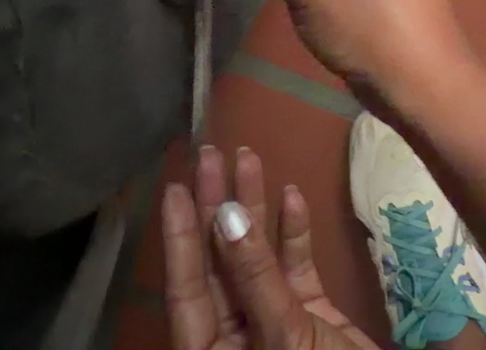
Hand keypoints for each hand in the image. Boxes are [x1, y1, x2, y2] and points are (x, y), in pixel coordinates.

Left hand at [164, 146, 380, 349]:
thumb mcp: (283, 339)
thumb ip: (255, 277)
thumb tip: (227, 216)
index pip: (186, 291)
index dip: (179, 238)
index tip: (175, 186)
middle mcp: (235, 338)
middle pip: (219, 264)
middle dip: (217, 207)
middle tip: (211, 154)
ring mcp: (272, 324)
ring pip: (256, 257)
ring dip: (255, 208)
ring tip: (248, 156)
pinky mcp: (309, 317)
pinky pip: (294, 267)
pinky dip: (294, 233)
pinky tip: (292, 195)